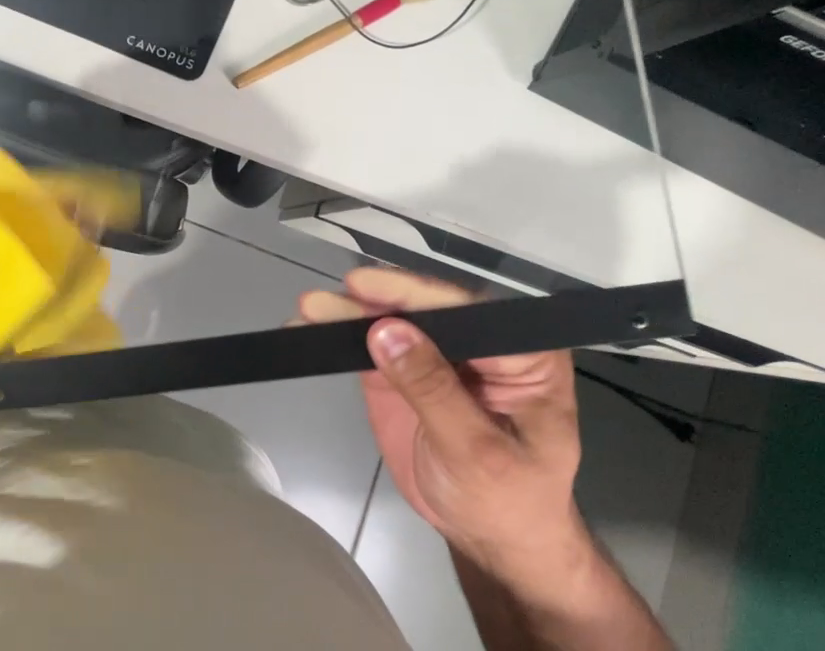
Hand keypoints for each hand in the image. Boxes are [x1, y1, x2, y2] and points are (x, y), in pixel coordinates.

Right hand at [297, 269, 590, 576]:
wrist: (486, 537)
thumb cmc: (507, 500)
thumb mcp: (476, 451)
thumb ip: (433, 390)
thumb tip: (386, 332)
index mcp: (521, 356)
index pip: (467, 312)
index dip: (415, 295)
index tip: (364, 286)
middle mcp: (477, 345)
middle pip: (420, 309)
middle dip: (370, 300)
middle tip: (322, 301)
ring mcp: (433, 356)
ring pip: (387, 321)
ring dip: (344, 312)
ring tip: (306, 309)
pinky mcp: (397, 372)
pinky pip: (364, 345)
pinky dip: (333, 336)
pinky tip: (304, 329)